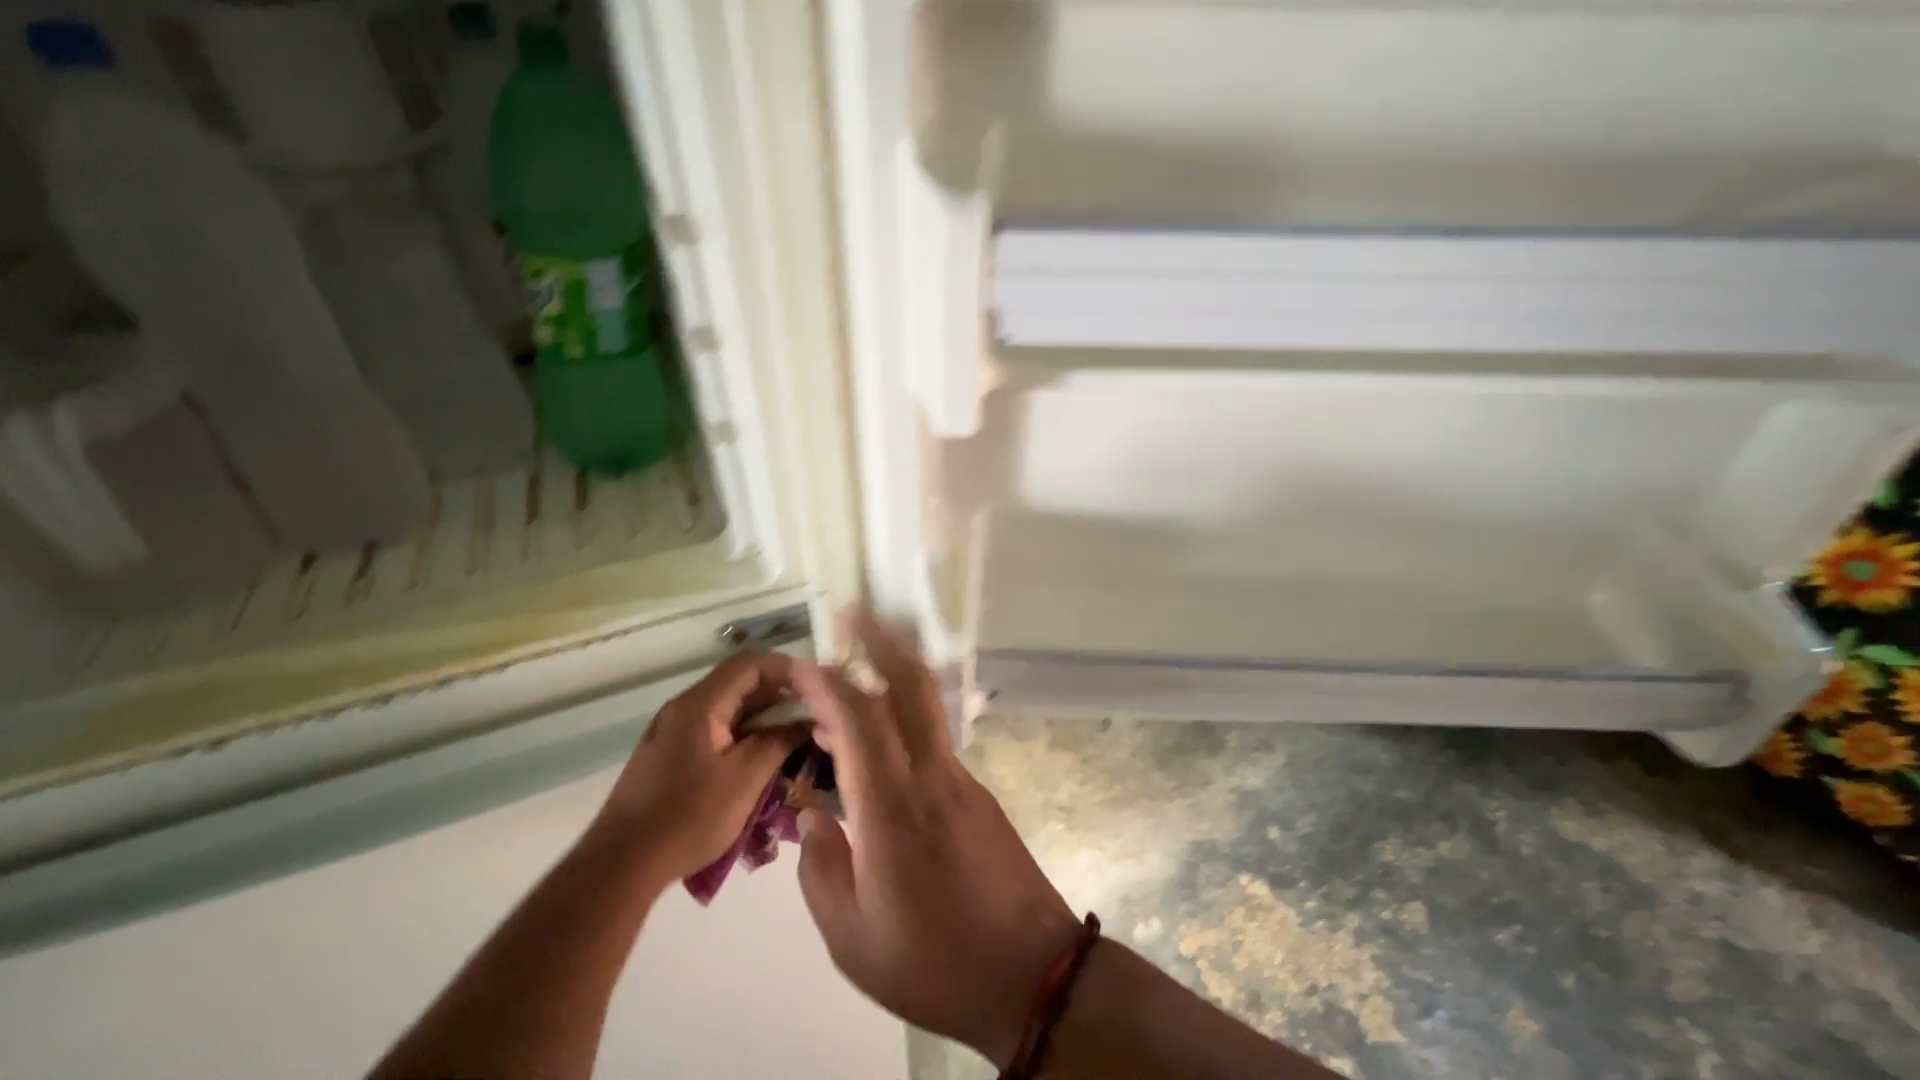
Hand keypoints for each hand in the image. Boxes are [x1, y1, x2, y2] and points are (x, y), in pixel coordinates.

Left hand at [594, 652, 806, 883]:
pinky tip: (766, 766)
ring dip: (765, 723)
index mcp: (699, 705)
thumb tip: (807, 722)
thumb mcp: (745, 779)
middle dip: (782, 698)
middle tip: (817, 719)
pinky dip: (745, 741)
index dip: (788, 669)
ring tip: (798, 744)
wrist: (622, 863)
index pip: (751, 664)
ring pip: (730, 713)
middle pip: (740, 686)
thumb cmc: (688, 817)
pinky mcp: (671, 758)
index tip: (820, 689)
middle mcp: (684, 709)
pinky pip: (716, 735)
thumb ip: (779, 742)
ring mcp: (674, 734)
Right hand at [792, 611, 1080, 1067]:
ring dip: (889, 684)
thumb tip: (814, 820)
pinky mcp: (981, 802)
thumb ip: (821, 870)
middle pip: (912, 686)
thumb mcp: (852, 936)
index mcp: (894, 808)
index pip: (859, 721)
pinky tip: (876, 760)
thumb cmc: (933, 962)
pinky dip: (901, 731)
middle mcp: (933, 779)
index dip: (829, 683)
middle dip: (882, 640)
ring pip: (925, 714)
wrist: (1034, 977)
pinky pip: (933, 748)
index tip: (803, 661)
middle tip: (852, 612)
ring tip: (844, 693)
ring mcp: (965, 786)